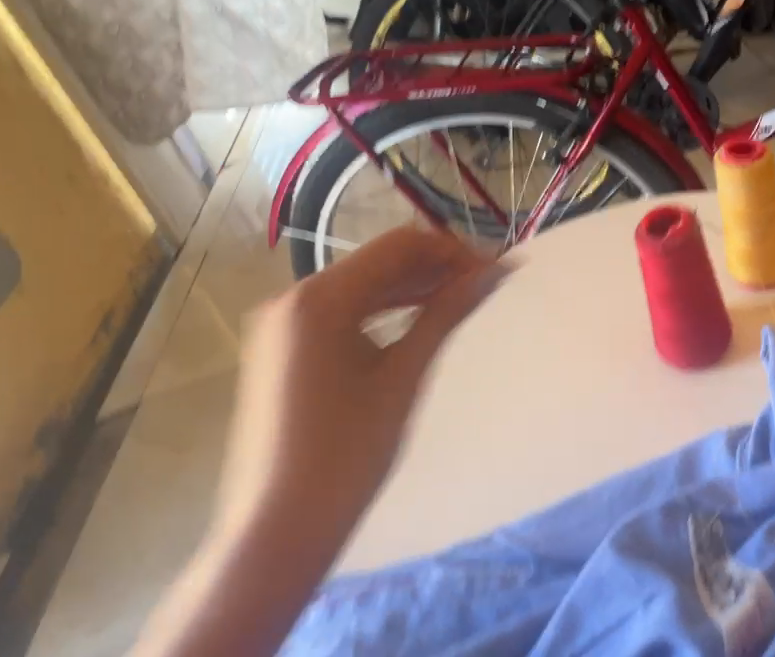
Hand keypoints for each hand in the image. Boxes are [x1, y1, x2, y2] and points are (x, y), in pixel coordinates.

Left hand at [133, 227, 506, 656]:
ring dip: (413, 288)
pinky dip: (383, 311)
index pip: (400, 245)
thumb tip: (497, 270)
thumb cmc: (346, 454)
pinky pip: (342, 313)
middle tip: (487, 287)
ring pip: (362, 286)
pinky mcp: (283, 350)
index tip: (496, 271)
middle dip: (436, 268)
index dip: (453, 251)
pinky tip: (418, 324)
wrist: (277, 530)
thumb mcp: (404, 376)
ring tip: (462, 303)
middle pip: (379, 262)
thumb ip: (448, 312)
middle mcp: (293, 299)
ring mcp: (282, 325)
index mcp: (319, 299)